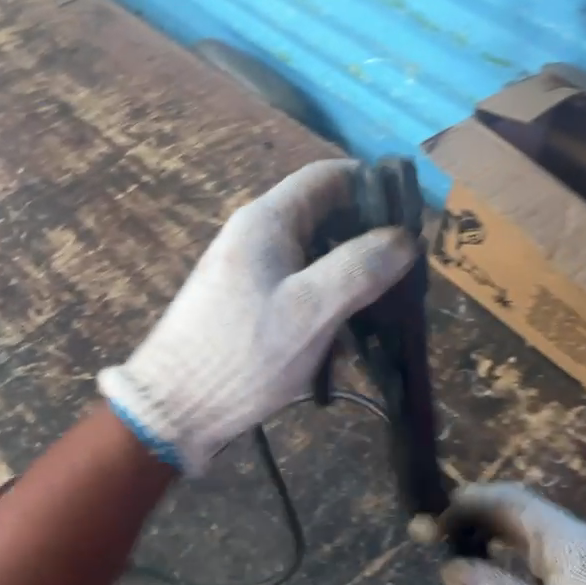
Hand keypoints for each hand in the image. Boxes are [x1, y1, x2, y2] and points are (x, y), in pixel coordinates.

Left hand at [98, 160, 418, 475]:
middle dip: (367, 242)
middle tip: (405, 277)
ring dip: (349, 282)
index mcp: (268, 220)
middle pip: (324, 217)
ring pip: (314, 259)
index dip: (373, 187)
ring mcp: (248, 271)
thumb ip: (362, 266)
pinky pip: (297, 291)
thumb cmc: (243, 353)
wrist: (172, 408)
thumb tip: (406, 237)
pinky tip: (341, 346)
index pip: (329, 176)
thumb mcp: (312, 309)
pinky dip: (324, 307)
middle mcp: (256, 235)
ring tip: (380, 318)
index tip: (413, 219)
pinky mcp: (244, 304)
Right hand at [439, 483, 585, 584]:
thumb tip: (450, 567)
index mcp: (571, 545)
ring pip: (529, 526)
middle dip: (475, 513)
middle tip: (434, 532)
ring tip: (452, 544)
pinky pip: (540, 546)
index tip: (432, 518)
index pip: (511, 502)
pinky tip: (489, 564)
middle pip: (519, 509)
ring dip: (490, 528)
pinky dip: (508, 546)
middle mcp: (580, 540)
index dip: (469, 503)